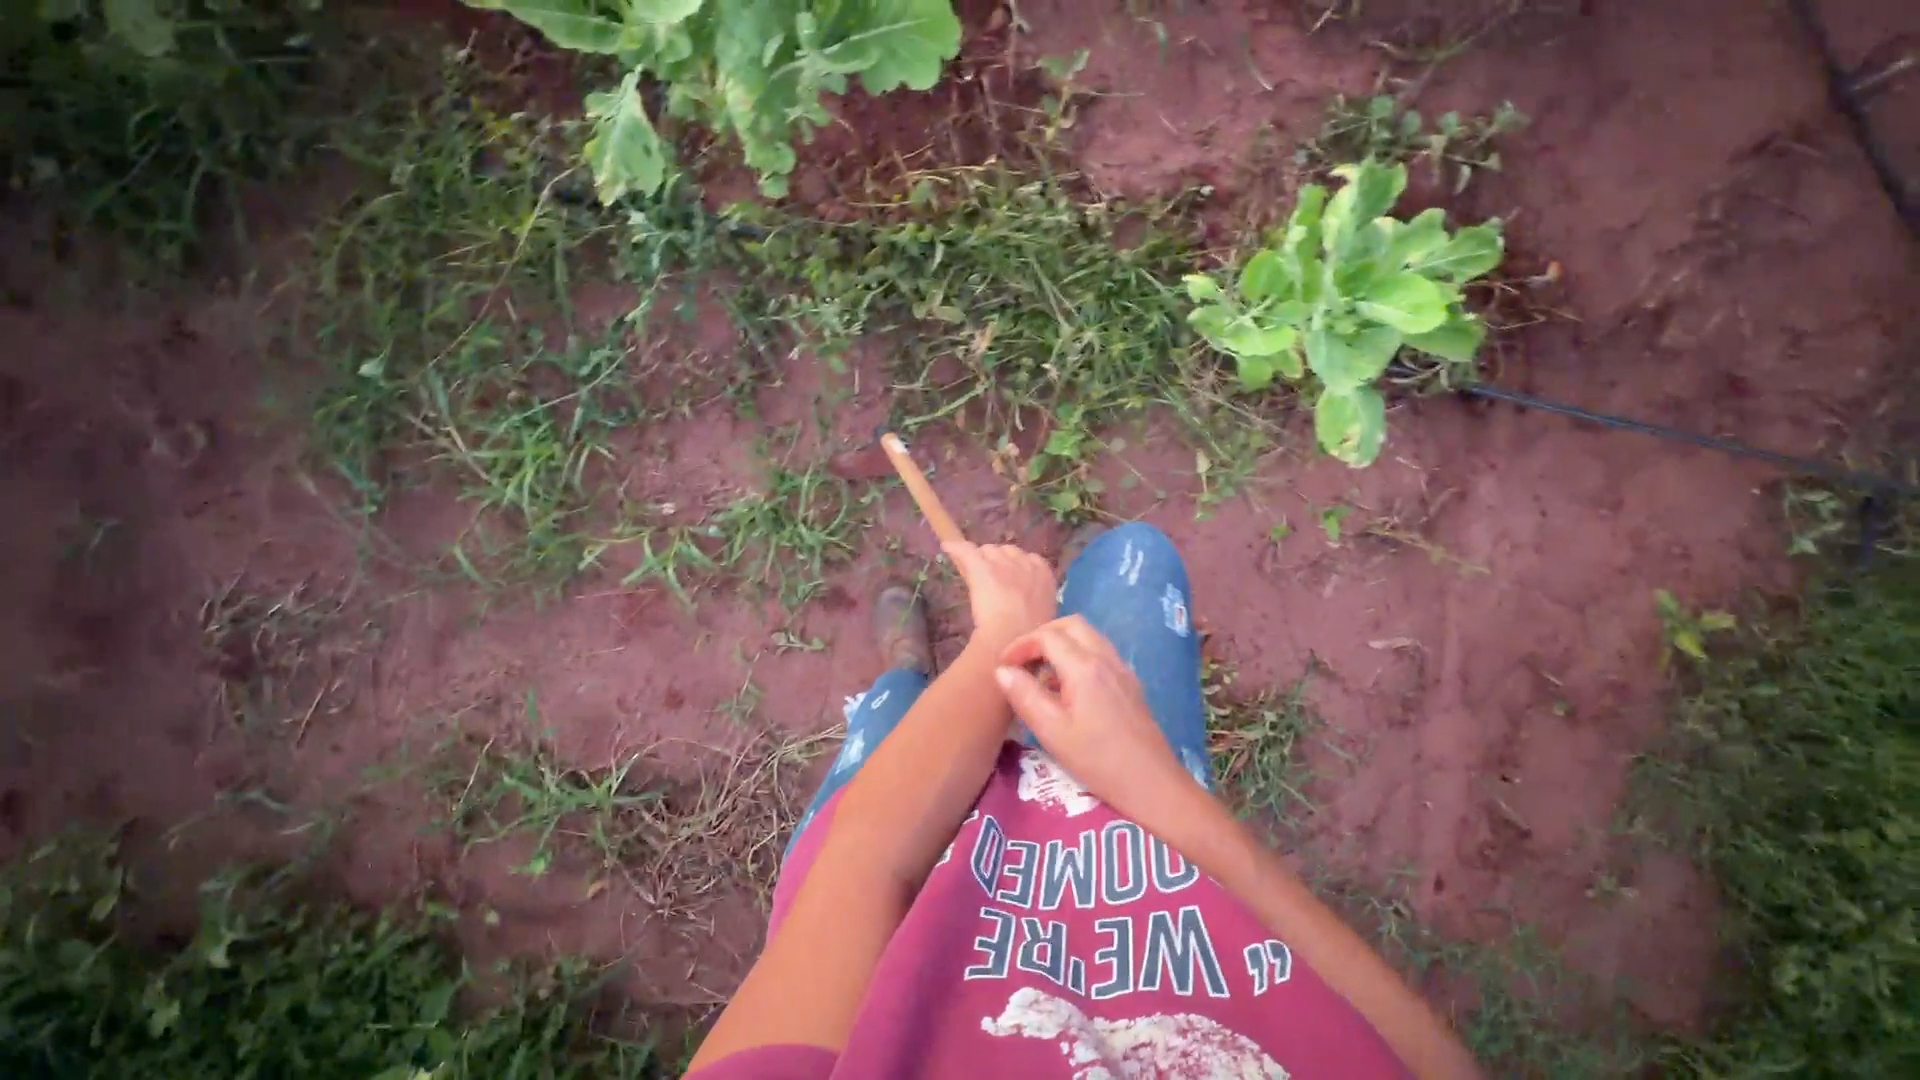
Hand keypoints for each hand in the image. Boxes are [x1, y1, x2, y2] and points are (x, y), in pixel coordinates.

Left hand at [943, 542, 1057, 649]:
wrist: (1012, 638)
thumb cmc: (1029, 635)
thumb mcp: (1042, 613)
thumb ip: (1035, 599)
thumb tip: (1025, 601)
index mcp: (1044, 572)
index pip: (1027, 558)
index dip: (1015, 567)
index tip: (1008, 578)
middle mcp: (1024, 561)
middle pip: (1006, 551)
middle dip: (998, 561)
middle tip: (990, 580)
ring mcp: (1002, 562)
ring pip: (987, 551)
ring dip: (981, 559)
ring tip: (973, 574)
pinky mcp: (980, 566)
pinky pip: (966, 550)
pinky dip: (956, 548)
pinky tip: (947, 547)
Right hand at [993, 616, 1199, 824]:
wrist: (1152, 783)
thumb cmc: (1097, 760)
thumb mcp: (1052, 731)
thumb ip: (1025, 696)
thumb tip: (1002, 670)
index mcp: (1084, 667)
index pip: (1047, 636)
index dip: (1021, 645)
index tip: (1003, 665)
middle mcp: (1106, 659)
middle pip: (1072, 625)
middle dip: (1042, 635)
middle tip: (1022, 660)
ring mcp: (1122, 670)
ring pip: (1089, 636)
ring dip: (1062, 644)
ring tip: (1042, 673)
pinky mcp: (1130, 684)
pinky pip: (1101, 653)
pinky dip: (1078, 656)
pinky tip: (1068, 688)